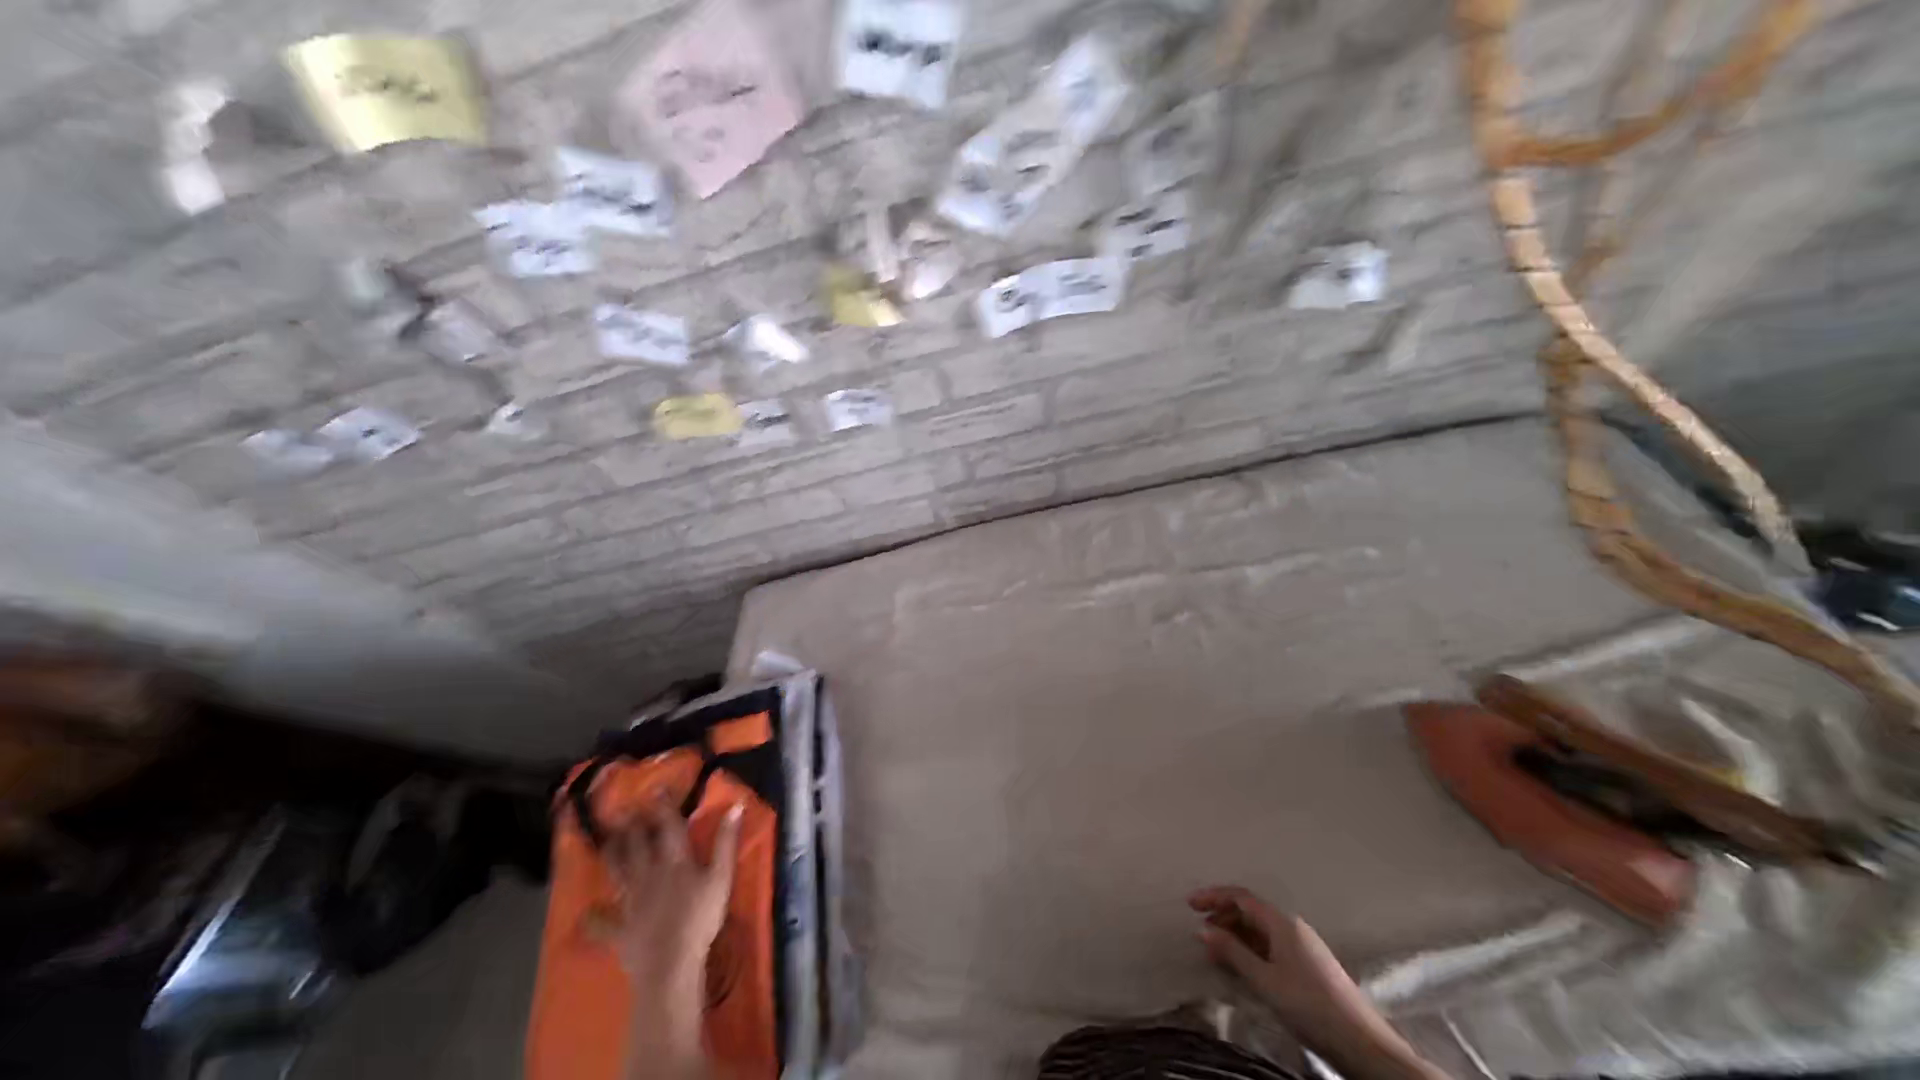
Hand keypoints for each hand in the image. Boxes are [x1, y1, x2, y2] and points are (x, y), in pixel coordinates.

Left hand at [607, 794, 742, 984]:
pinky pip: (602, 922)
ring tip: (609, 840)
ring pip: (617, 870)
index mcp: (674, 860)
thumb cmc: (700, 918)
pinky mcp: (619, 928)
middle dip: (632, 824)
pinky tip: (588, 915)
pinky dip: (594, 919)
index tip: (657, 788)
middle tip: (626, 810)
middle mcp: (648, 873)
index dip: (662, 805)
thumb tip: (735, 806)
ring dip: (613, 853)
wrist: (669, 964)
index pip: (667, 825)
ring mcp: (630, 901)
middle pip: (637, 843)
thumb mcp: (721, 877)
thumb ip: (726, 842)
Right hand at [1189, 886, 1450, 1079]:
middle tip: (1201, 934)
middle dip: (1223, 917)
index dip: (1213, 896)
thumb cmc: (1308, 1004)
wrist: (1361, 1041)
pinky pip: (1270, 945)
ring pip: (1260, 930)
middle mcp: (1292, 927)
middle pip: (1251, 911)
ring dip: (1235, 936)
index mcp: (1282, 923)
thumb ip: (1233, 952)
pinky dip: (1250, 950)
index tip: (1189, 904)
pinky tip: (1242, 968)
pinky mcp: (1308, 965)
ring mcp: (1302, 946)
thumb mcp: (1264, 980)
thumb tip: (1203, 929)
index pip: (1241, 897)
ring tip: (1216, 953)